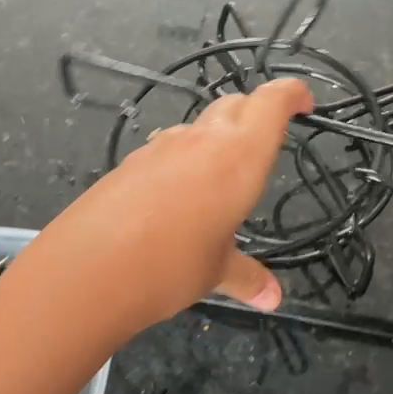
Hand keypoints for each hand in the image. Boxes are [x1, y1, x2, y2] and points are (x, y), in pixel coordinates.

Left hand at [21, 78, 313, 336]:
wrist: (89, 268)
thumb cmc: (171, 265)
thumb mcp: (216, 273)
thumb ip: (246, 278)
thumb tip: (272, 299)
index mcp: (239, 156)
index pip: (271, 102)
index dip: (291, 94)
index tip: (303, 102)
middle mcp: (199, 141)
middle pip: (232, 105)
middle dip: (252, 114)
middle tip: (262, 137)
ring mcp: (157, 150)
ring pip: (193, 129)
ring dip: (210, 140)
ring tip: (215, 175)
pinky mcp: (125, 166)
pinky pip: (160, 153)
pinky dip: (175, 164)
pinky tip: (170, 197)